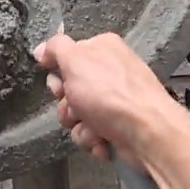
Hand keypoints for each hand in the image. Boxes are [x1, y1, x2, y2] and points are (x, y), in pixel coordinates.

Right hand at [33, 32, 188, 164]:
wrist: (148, 132)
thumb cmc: (110, 93)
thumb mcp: (76, 61)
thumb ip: (56, 49)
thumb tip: (41, 48)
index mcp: (102, 49)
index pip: (67, 58)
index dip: (59, 76)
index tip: (60, 87)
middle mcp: (110, 71)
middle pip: (70, 90)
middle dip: (68, 106)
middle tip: (77, 110)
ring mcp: (115, 100)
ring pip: (78, 116)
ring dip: (81, 127)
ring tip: (95, 129)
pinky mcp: (119, 126)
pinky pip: (92, 133)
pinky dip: (94, 139)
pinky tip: (104, 140)